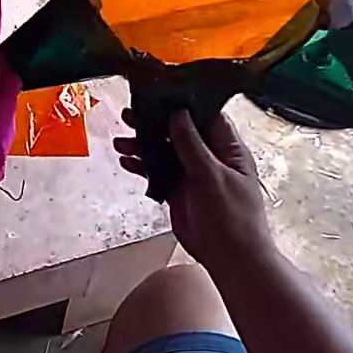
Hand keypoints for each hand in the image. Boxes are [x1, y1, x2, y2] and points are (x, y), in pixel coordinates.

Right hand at [114, 109, 273, 267]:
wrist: (230, 258)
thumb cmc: (232, 216)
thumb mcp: (212, 175)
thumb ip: (192, 145)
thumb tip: (177, 114)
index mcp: (227, 148)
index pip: (205, 116)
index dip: (183, 104)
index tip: (159, 94)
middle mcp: (209, 157)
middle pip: (178, 132)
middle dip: (155, 124)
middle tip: (129, 115)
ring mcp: (192, 174)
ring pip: (164, 152)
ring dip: (143, 146)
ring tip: (120, 141)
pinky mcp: (178, 191)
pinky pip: (157, 173)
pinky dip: (142, 167)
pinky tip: (126, 162)